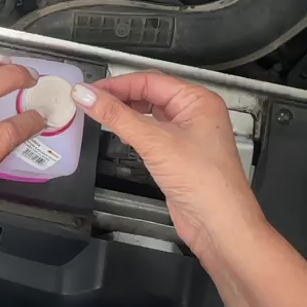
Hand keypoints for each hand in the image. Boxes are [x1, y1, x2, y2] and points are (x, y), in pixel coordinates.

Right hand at [72, 72, 266, 257]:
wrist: (219, 225)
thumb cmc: (204, 182)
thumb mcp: (154, 142)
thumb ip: (117, 116)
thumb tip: (87, 95)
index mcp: (198, 100)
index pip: (150, 81)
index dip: (117, 84)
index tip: (90, 90)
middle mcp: (195, 114)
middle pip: (150, 94)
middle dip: (120, 97)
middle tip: (91, 102)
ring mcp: (188, 135)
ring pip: (150, 114)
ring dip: (126, 114)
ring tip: (100, 115)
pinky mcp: (180, 155)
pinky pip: (152, 133)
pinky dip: (134, 131)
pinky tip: (120, 134)